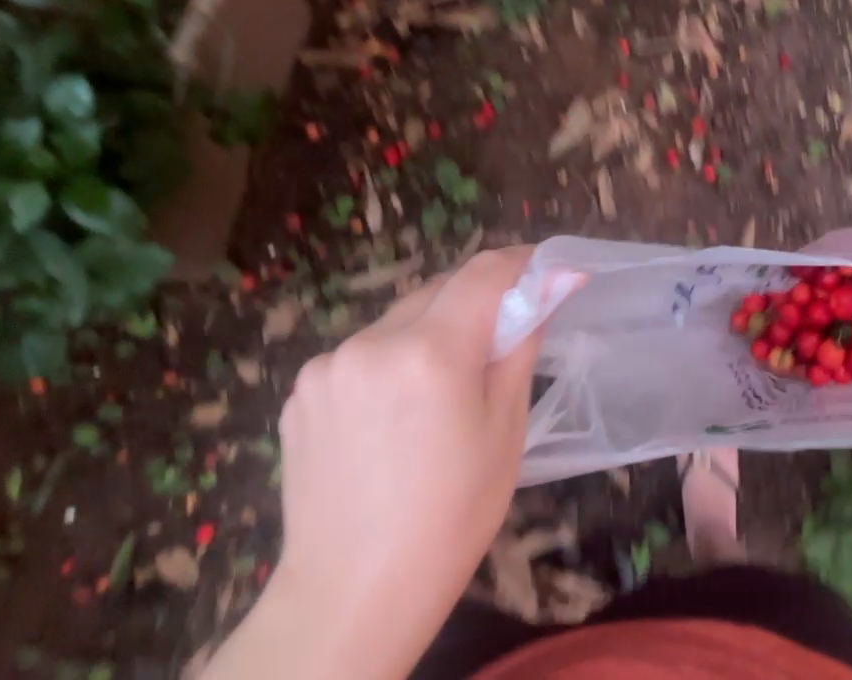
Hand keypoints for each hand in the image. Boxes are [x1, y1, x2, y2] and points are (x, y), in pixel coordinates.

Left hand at [205, 247, 559, 679]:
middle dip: (476, 300)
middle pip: (438, 290)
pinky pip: (361, 353)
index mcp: (432, 351)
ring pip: (397, 321)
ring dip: (429, 331)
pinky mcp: (300, 391)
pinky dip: (389, 362)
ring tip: (442, 389)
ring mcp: (327, 366)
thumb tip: (552, 285)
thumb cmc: (454, 512)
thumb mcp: (507, 427)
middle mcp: (372, 342)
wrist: (355, 589)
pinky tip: (394, 414)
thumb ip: (522, 342)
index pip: (483, 272)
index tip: (545, 271)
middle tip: (502, 338)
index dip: (519, 262)